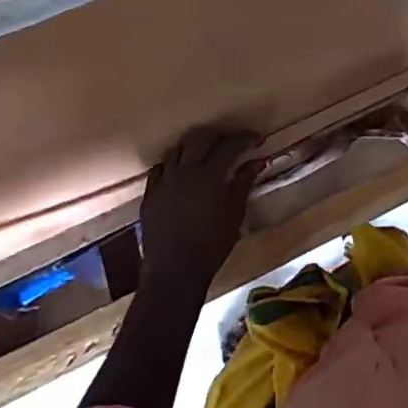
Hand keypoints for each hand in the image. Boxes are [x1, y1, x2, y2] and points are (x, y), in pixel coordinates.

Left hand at [136, 125, 259, 288]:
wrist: (173, 273)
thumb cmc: (211, 245)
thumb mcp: (235, 214)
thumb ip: (244, 183)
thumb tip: (258, 161)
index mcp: (209, 175)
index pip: (230, 145)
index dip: (245, 138)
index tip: (257, 140)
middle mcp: (185, 172)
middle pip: (201, 138)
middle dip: (219, 135)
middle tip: (232, 142)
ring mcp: (164, 182)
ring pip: (178, 149)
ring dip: (195, 146)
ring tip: (206, 154)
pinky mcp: (150, 195)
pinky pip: (160, 168)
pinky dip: (173, 164)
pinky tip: (181, 172)